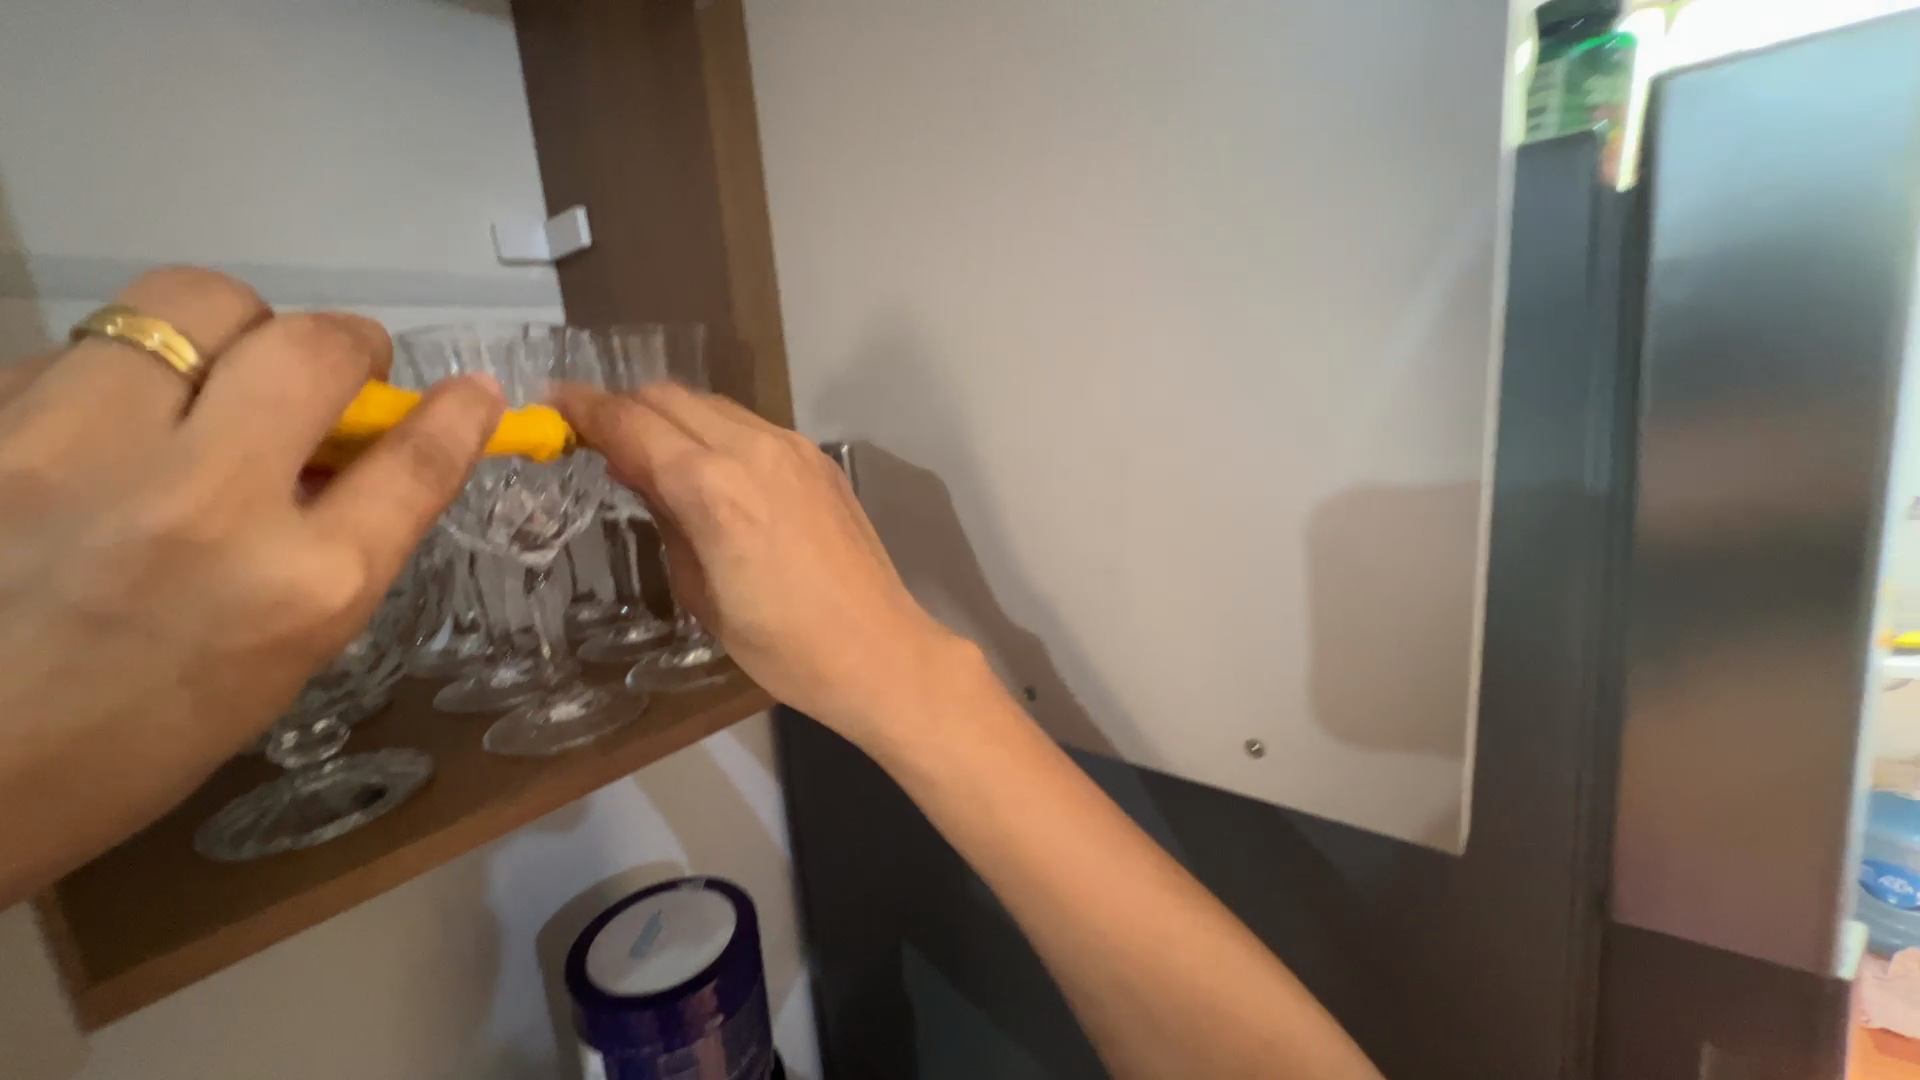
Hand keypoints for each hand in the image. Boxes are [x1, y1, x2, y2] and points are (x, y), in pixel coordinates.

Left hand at [0, 266, 501, 901]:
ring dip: (232, 332)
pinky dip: (120, 373)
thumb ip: (335, 544)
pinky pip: (77, 349)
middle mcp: (207, 506)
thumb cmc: (136, 738)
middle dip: (346, 343)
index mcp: (306, 585)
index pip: (416, 463)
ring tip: (213, 382)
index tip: (475, 389)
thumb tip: (353, 451)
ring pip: (188, 304)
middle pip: (309, 348)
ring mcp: (73, 455)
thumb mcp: (284, 652)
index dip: (459, 415)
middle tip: (337, 367)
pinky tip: (102, 430)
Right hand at [554, 383, 966, 752]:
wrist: (878, 649)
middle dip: (626, 406)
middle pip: (671, 397)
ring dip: (673, 416)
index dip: (584, 408)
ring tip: (651, 451)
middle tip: (597, 433)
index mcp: (714, 488)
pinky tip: (710, 467)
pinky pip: (753, 427)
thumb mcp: (702, 594)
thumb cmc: (783, 646)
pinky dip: (717, 432)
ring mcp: (796, 450)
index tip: (553, 403)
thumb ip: (667, 520)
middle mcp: (755, 450)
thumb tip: (637, 471)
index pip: (632, 424)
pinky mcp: (821, 461)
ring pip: (714, 406)